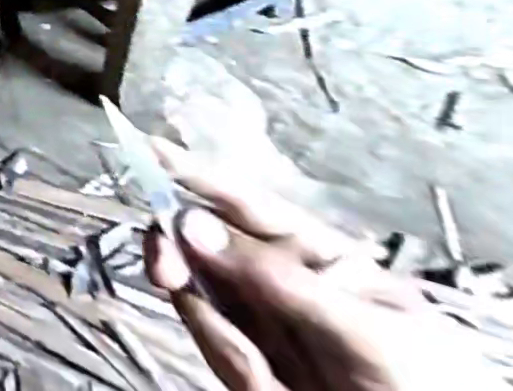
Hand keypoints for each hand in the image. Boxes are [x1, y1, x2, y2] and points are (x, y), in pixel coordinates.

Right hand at [145, 138, 499, 390]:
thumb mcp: (368, 333)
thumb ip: (277, 278)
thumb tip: (188, 222)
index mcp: (310, 253)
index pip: (241, 200)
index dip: (191, 171)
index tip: (144, 146)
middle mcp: (271, 276)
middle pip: (195, 240)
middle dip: (176, 255)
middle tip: (165, 275)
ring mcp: (255, 318)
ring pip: (193, 293)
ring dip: (217, 333)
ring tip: (266, 379)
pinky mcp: (245, 358)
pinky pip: (209, 341)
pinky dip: (229, 363)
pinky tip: (269, 387)